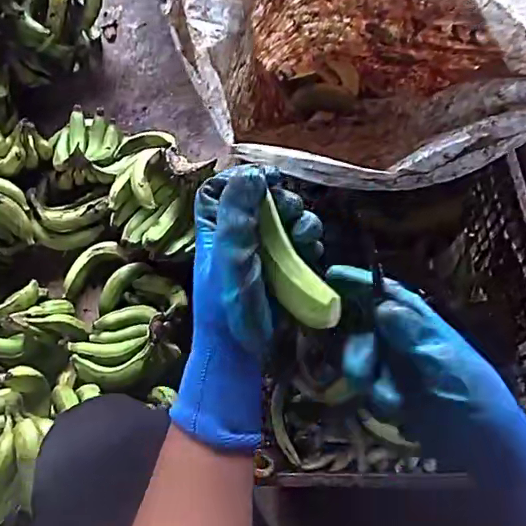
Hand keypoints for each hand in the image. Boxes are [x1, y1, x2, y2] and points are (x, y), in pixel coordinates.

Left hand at [172, 166, 320, 451]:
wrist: (245, 352)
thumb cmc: (228, 306)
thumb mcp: (230, 258)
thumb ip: (237, 215)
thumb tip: (251, 173)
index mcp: (215, 228)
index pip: (223, 188)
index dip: (244, 178)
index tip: (267, 179)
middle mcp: (238, 234)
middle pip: (263, 198)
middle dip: (282, 200)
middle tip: (291, 210)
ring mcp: (263, 250)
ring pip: (286, 218)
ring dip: (301, 220)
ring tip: (305, 236)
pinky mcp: (284, 266)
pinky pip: (301, 241)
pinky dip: (309, 240)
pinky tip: (311, 250)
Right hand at [327, 267, 525, 525]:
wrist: (496, 463)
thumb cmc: (478, 408)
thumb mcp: (449, 369)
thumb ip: (415, 337)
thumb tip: (383, 304)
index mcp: (432, 330)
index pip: (393, 296)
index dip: (364, 284)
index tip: (332, 276)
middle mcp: (415, 346)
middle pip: (370, 330)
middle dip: (359, 350)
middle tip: (357, 375)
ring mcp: (408, 374)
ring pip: (368, 362)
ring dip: (372, 381)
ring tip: (391, 406)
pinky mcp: (402, 401)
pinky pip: (374, 390)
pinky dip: (378, 400)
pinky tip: (395, 414)